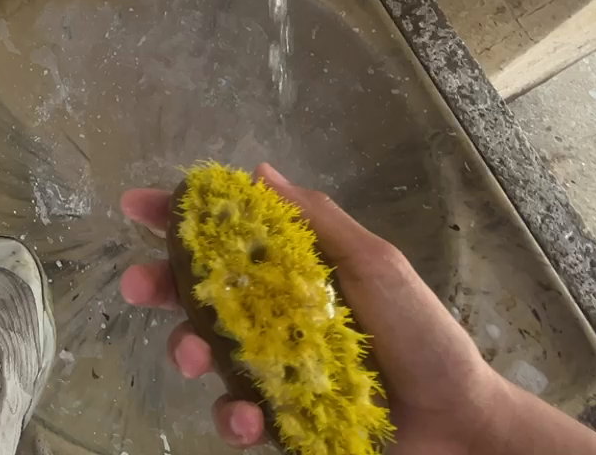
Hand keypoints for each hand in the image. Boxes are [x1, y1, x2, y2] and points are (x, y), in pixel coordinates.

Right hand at [119, 164, 505, 451]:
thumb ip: (317, 220)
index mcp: (285, 268)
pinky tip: (244, 420)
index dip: (174, 217)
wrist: (460, 426)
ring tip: (192, 359)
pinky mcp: (277, 417)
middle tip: (136, 284)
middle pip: (195, 290)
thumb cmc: (420, 333)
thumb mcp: (375, 263)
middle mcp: (266, 311)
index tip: (135, 205)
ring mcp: (267, 366)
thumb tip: (259, 170)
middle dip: (157, 282)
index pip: (220, 234)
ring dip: (186, 349)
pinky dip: (230, 417)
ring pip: (203, 351)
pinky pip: (236, 415)